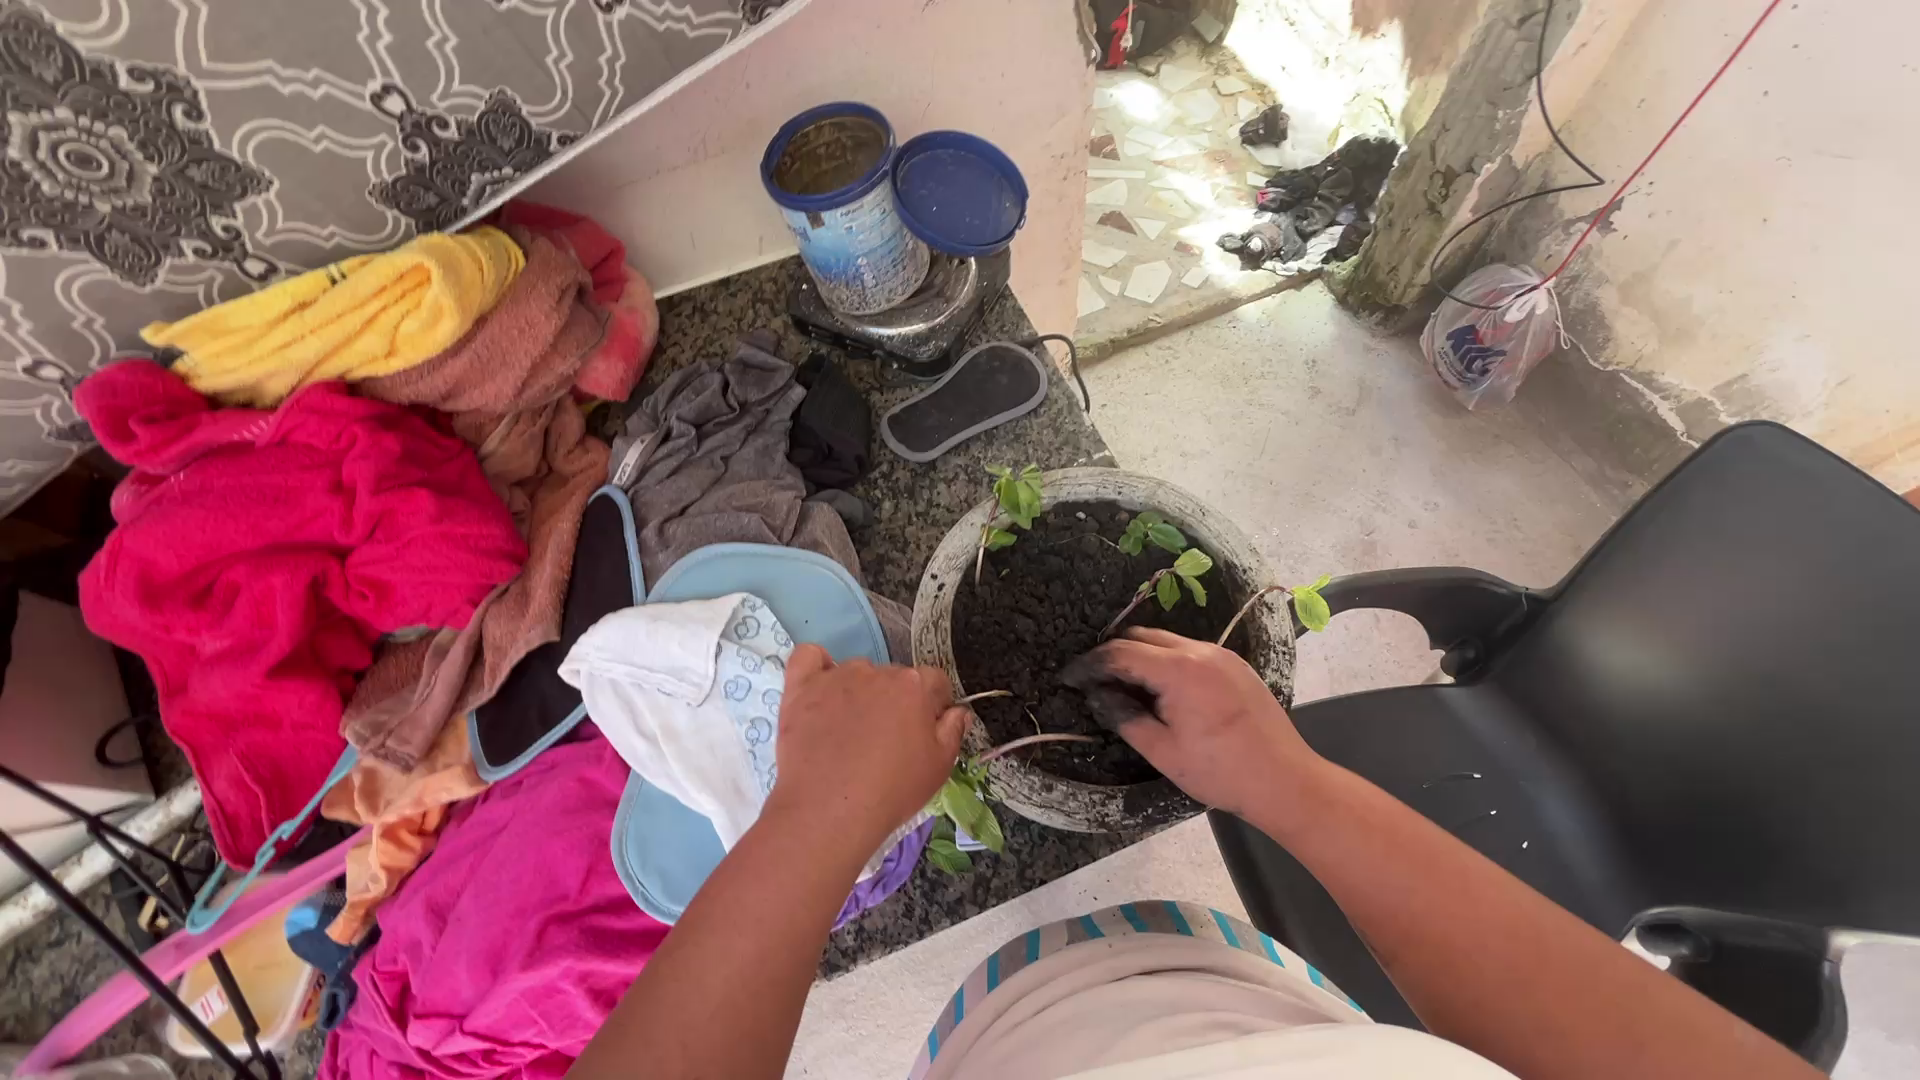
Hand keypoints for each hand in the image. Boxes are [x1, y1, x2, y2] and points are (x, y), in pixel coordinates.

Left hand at [765, 645, 968, 859]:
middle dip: (895, 701)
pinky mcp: (802, 687)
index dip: (932, 706)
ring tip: (848, 731)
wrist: (829, 809)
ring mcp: (837, 676)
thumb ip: (953, 731)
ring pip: (856, 672)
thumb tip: (959, 711)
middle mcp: (878, 672)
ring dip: (859, 691)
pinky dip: (817, 667)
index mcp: (916, 686)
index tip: (923, 732)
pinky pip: (809, 657)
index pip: (934, 681)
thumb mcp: (939, 767)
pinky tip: (820, 689)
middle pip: (895, 678)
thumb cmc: (891, 791)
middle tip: (885, 740)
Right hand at [1061, 627, 1323, 821]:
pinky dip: (1166, 662)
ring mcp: (1221, 655)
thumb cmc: (1221, 772)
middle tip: (1094, 682)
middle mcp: (1200, 651)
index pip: (1121, 653)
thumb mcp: (1162, 750)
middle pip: (1142, 637)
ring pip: (1166, 642)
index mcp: (1180, 670)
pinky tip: (1161, 691)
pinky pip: (1188, 652)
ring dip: (1140, 658)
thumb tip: (1096, 695)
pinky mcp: (1235, 665)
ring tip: (1125, 688)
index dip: (1090, 664)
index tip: (1068, 678)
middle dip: (1113, 656)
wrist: (1286, 782)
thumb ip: (1124, 716)